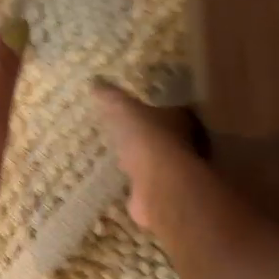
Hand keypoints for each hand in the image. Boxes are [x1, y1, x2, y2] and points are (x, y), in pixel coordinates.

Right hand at [91, 81, 220, 242]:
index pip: (172, 111)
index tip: (139, 110)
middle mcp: (183, 146)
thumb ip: (112, 99)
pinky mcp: (160, 195)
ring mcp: (173, 173)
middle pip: (166, 138)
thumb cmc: (148, 140)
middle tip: (128, 134)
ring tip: (121, 160)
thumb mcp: (124, 111)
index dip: (156, 110)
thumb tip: (95, 83)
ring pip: (157, 164)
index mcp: (179, 120)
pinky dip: (136, 187)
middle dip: (149, 137)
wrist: (160, 186)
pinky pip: (145, 187)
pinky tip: (122, 185)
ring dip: (143, 163)